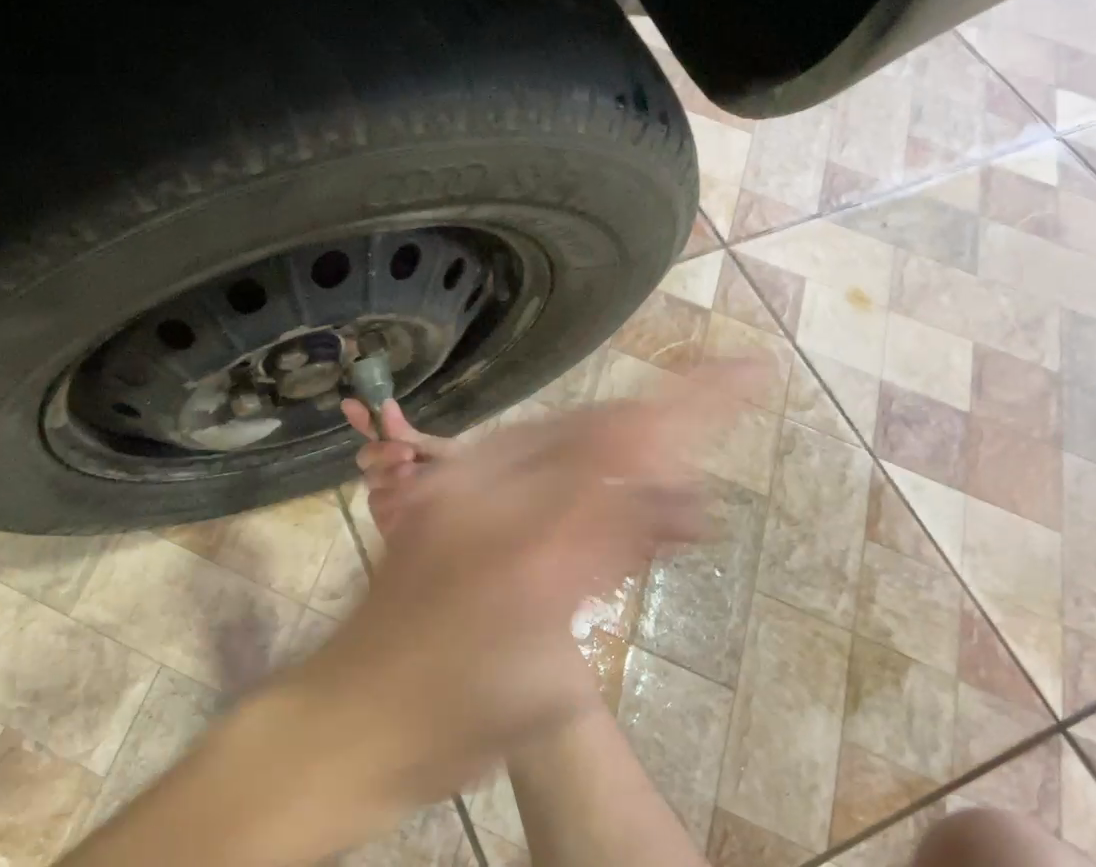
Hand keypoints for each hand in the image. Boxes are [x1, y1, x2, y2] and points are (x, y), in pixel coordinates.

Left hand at [290, 361, 760, 806]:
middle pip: (588, 427)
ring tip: (653, 476)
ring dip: (608, 442)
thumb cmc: (456, 720)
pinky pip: (512, 451)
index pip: (626, 447)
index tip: (745, 375)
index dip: (693, 404)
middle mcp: (485, 494)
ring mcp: (449, 489)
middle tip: (699, 449)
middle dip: (655, 426)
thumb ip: (606, 574)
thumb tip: (679, 505)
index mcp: (527, 543)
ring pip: (549, 432)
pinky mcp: (430, 494)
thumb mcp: (555, 675)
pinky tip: (585, 482)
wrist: (349, 714)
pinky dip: (561, 456)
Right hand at [339, 398, 457, 538]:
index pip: (376, 432)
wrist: (477, 522)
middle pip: (366, 455)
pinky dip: (394, 496)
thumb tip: (385, 404)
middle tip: (407, 453)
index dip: (362, 418)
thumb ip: (408, 435)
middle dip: (383, 451)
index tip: (349, 404)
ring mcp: (386, 496)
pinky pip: (379, 501)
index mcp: (405, 450)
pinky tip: (412, 500)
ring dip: (392, 474)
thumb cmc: (465, 484)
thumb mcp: (442, 453)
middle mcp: (390, 472)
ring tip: (417, 478)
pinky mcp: (386, 521)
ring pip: (372, 478)